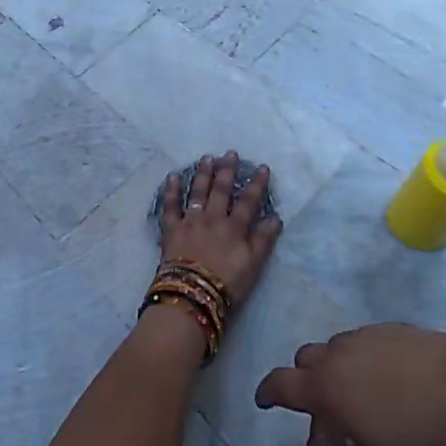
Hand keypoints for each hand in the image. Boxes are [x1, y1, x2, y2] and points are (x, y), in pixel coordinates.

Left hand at [157, 151, 282, 307]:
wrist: (193, 291)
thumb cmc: (228, 282)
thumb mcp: (254, 264)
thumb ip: (264, 240)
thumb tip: (275, 219)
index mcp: (234, 227)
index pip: (248, 201)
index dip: (257, 184)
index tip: (262, 168)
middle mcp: (212, 218)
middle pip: (221, 190)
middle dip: (227, 170)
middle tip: (230, 153)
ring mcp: (190, 221)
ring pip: (197, 192)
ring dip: (202, 174)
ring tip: (206, 158)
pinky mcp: (171, 228)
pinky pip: (170, 205)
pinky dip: (171, 190)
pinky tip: (172, 176)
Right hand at [253, 323, 445, 445]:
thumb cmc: (419, 440)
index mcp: (322, 388)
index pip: (280, 384)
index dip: (267, 392)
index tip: (263, 401)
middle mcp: (335, 355)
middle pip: (304, 359)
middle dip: (304, 378)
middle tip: (323, 404)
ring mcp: (365, 337)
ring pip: (336, 348)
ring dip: (337, 366)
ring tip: (362, 390)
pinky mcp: (396, 328)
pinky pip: (367, 340)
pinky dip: (367, 357)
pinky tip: (392, 376)